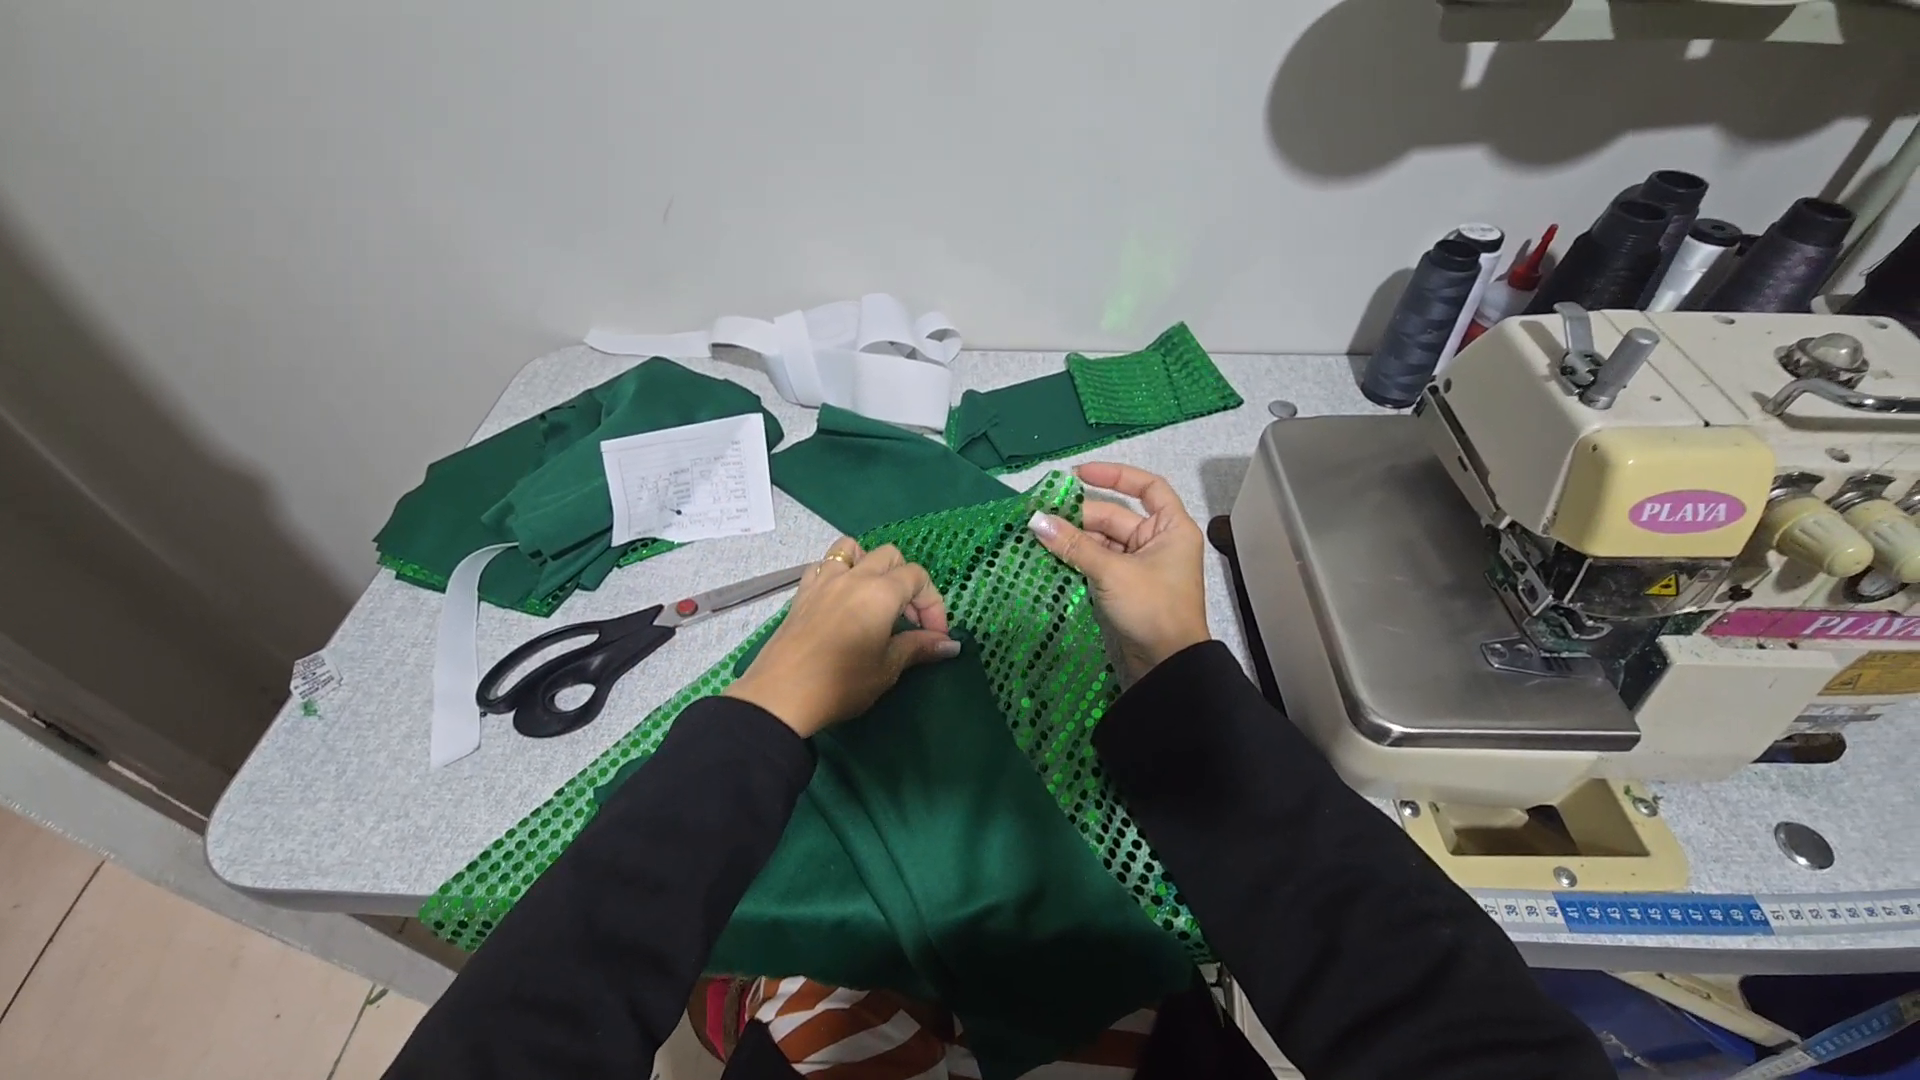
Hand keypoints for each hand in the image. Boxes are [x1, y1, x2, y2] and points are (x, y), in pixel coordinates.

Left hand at [725, 538, 960, 736]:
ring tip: (874, 596)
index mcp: (880, 592)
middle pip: (890, 556)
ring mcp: (824, 581)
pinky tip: (841, 599)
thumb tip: (950, 644)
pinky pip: (823, 566)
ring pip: (852, 550)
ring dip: (870, 565)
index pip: (918, 577)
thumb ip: (919, 647)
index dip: (933, 604)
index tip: (935, 636)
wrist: (782, 695)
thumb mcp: (887, 668)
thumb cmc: (842, 683)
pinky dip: (838, 572)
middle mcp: (854, 577)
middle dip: (907, 581)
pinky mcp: (802, 593)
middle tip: (909, 619)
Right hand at [1027, 463, 1209, 681]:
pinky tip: (1050, 556)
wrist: (1167, 666)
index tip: (1079, 474)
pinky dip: (1077, 559)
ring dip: (1073, 539)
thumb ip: (1073, 545)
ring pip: (1102, 542)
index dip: (1115, 475)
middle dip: (1079, 517)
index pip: (1147, 487)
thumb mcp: (1112, 572)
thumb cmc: (1152, 609)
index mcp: (1171, 528)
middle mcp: (1158, 541)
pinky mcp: (1124, 587)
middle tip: (1040, 516)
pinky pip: (1097, 563)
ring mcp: (1140, 566)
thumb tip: (1035, 520)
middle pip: (1115, 517)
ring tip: (1038, 535)